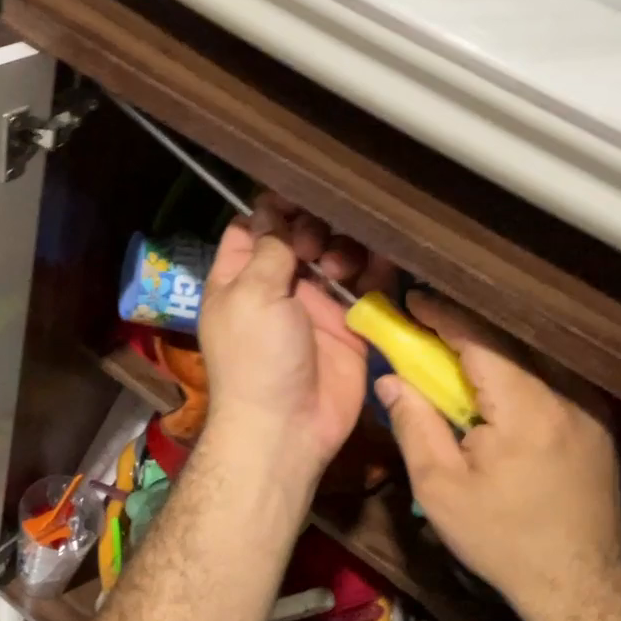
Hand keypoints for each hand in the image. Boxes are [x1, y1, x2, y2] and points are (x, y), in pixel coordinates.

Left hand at [197, 200, 385, 483]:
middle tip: (314, 247)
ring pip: (336, 255)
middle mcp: (276, 287)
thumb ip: (269, 249)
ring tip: (338, 269)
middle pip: (300, 235)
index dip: (274, 207)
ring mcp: (314, 305)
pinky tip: (382, 257)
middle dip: (312, 227)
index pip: (253, 227)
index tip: (299, 193)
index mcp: (239, 278)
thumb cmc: (256, 358)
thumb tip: (276, 212)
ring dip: (343, 249)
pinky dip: (376, 269)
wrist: (287, 427)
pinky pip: (366, 287)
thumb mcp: (251, 295)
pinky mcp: (349, 324)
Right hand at [374, 292, 620, 620]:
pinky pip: (551, 380)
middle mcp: (566, 398)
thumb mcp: (439, 488)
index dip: (443, 317)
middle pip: (509, 342)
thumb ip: (414, 426)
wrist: (578, 583)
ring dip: (491, 349)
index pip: (482, 341)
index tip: (412, 302)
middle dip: (464, 329)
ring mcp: (588, 410)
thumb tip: (390, 381)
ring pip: (534, 359)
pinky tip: (493, 387)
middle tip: (424, 326)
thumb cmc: (500, 538)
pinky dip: (516, 370)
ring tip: (454, 354)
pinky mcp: (596, 425)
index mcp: (526, 410)